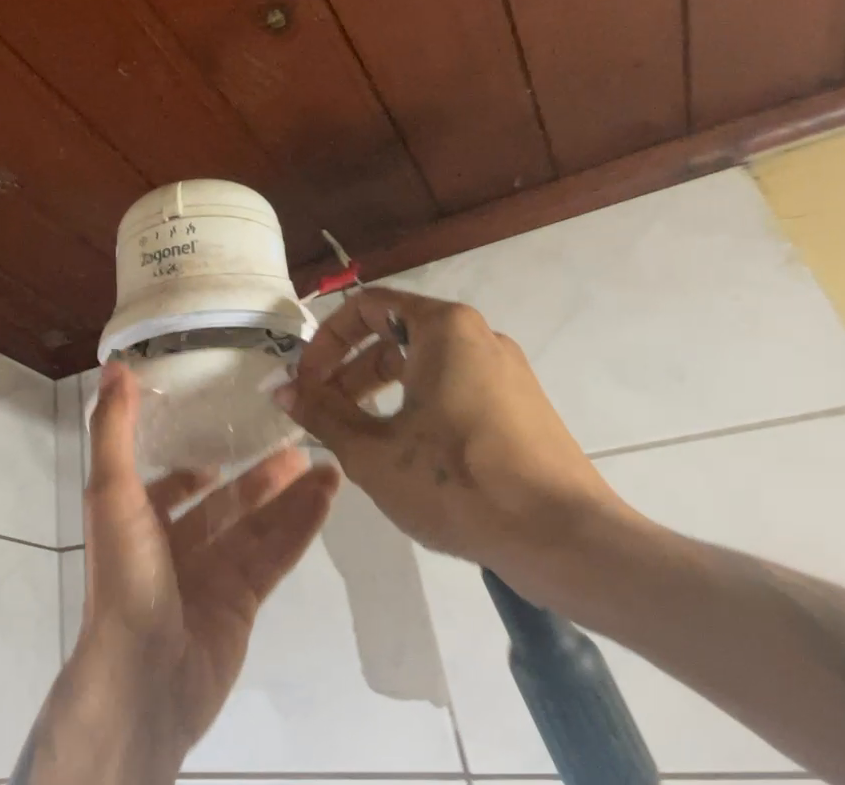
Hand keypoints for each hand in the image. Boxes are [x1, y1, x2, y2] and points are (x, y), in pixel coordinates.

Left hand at [75, 361, 338, 761]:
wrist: (145, 677)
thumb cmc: (123, 577)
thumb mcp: (112, 493)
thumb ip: (115, 430)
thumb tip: (116, 365)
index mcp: (135, 519)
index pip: (165, 482)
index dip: (190, 459)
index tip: (222, 427)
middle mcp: (171, 545)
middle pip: (221, 502)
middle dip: (254, 474)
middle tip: (294, 439)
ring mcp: (209, 575)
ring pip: (255, 525)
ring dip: (288, 494)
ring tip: (326, 462)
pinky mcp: (242, 602)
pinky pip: (275, 554)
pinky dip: (300, 524)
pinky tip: (327, 496)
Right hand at [274, 288, 638, 602]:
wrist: (563, 538)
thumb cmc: (457, 483)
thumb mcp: (372, 451)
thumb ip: (321, 414)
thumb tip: (281, 390)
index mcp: (444, 329)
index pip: (365, 306)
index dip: (325, 341)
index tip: (305, 383)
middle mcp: (478, 336)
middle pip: (395, 335)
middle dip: (348, 372)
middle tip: (321, 413)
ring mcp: (506, 371)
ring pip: (424, 365)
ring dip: (379, 392)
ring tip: (355, 438)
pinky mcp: (522, 406)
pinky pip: (454, 387)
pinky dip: (416, 405)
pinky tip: (404, 453)